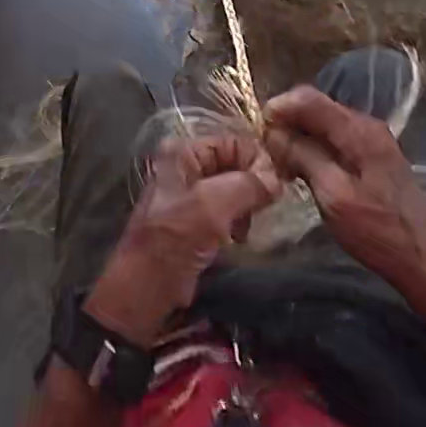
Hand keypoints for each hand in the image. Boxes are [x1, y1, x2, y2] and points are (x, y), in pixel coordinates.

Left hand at [84, 135, 280, 345]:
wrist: (147, 285)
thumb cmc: (174, 238)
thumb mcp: (212, 206)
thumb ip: (247, 186)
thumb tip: (277, 178)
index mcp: (182, 152)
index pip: (232, 142)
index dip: (256, 161)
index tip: (275, 187)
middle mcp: (184, 165)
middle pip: (234, 163)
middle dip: (253, 185)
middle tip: (261, 209)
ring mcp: (189, 192)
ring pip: (234, 188)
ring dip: (247, 206)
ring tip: (246, 227)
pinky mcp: (196, 218)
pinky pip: (228, 209)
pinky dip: (238, 221)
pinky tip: (239, 237)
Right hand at [262, 87, 425, 346]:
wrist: (425, 262)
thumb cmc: (378, 231)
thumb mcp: (333, 195)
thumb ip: (302, 156)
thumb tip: (272, 132)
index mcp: (359, 131)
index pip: (308, 98)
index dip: (278, 108)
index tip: (258, 131)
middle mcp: (366, 126)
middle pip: (314, 106)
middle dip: (285, 122)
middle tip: (266, 149)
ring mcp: (371, 139)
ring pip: (320, 122)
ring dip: (296, 135)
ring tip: (279, 162)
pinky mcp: (371, 155)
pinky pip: (331, 137)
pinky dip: (311, 146)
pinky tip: (300, 168)